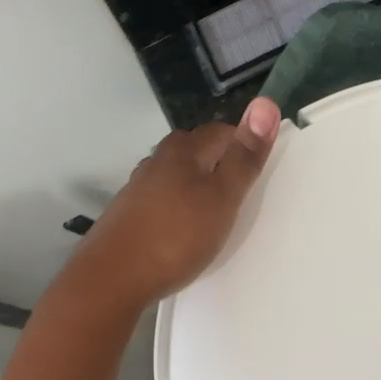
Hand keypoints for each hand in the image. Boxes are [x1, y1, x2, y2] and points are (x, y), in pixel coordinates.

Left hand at [73, 96, 280, 303]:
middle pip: (195, 149)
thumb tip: (266, 103)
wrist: (114, 276)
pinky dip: (177, 205)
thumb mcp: (222, 199)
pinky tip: (182, 228)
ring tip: (213, 209)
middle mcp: (158, 161)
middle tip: (241, 188)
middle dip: (218, 160)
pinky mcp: (129, 214)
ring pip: (175, 174)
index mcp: (184, 152)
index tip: (259, 168)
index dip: (244, 144)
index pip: (222, 132)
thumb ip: (244, 158)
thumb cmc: (176, 237)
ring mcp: (140, 187)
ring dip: (195, 183)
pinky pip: (161, 199)